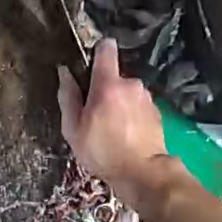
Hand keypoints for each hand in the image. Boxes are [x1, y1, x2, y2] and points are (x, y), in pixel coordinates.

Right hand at [58, 38, 179, 206]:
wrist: (141, 173)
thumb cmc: (102, 152)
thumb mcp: (73, 129)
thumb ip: (68, 97)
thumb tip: (65, 72)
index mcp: (108, 84)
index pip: (106, 49)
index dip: (97, 53)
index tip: (89, 68)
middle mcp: (131, 84)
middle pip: (114, 77)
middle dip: (105, 90)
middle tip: (95, 116)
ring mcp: (146, 97)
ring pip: (127, 92)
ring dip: (119, 103)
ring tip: (111, 129)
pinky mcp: (157, 111)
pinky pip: (138, 105)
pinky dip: (131, 115)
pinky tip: (126, 134)